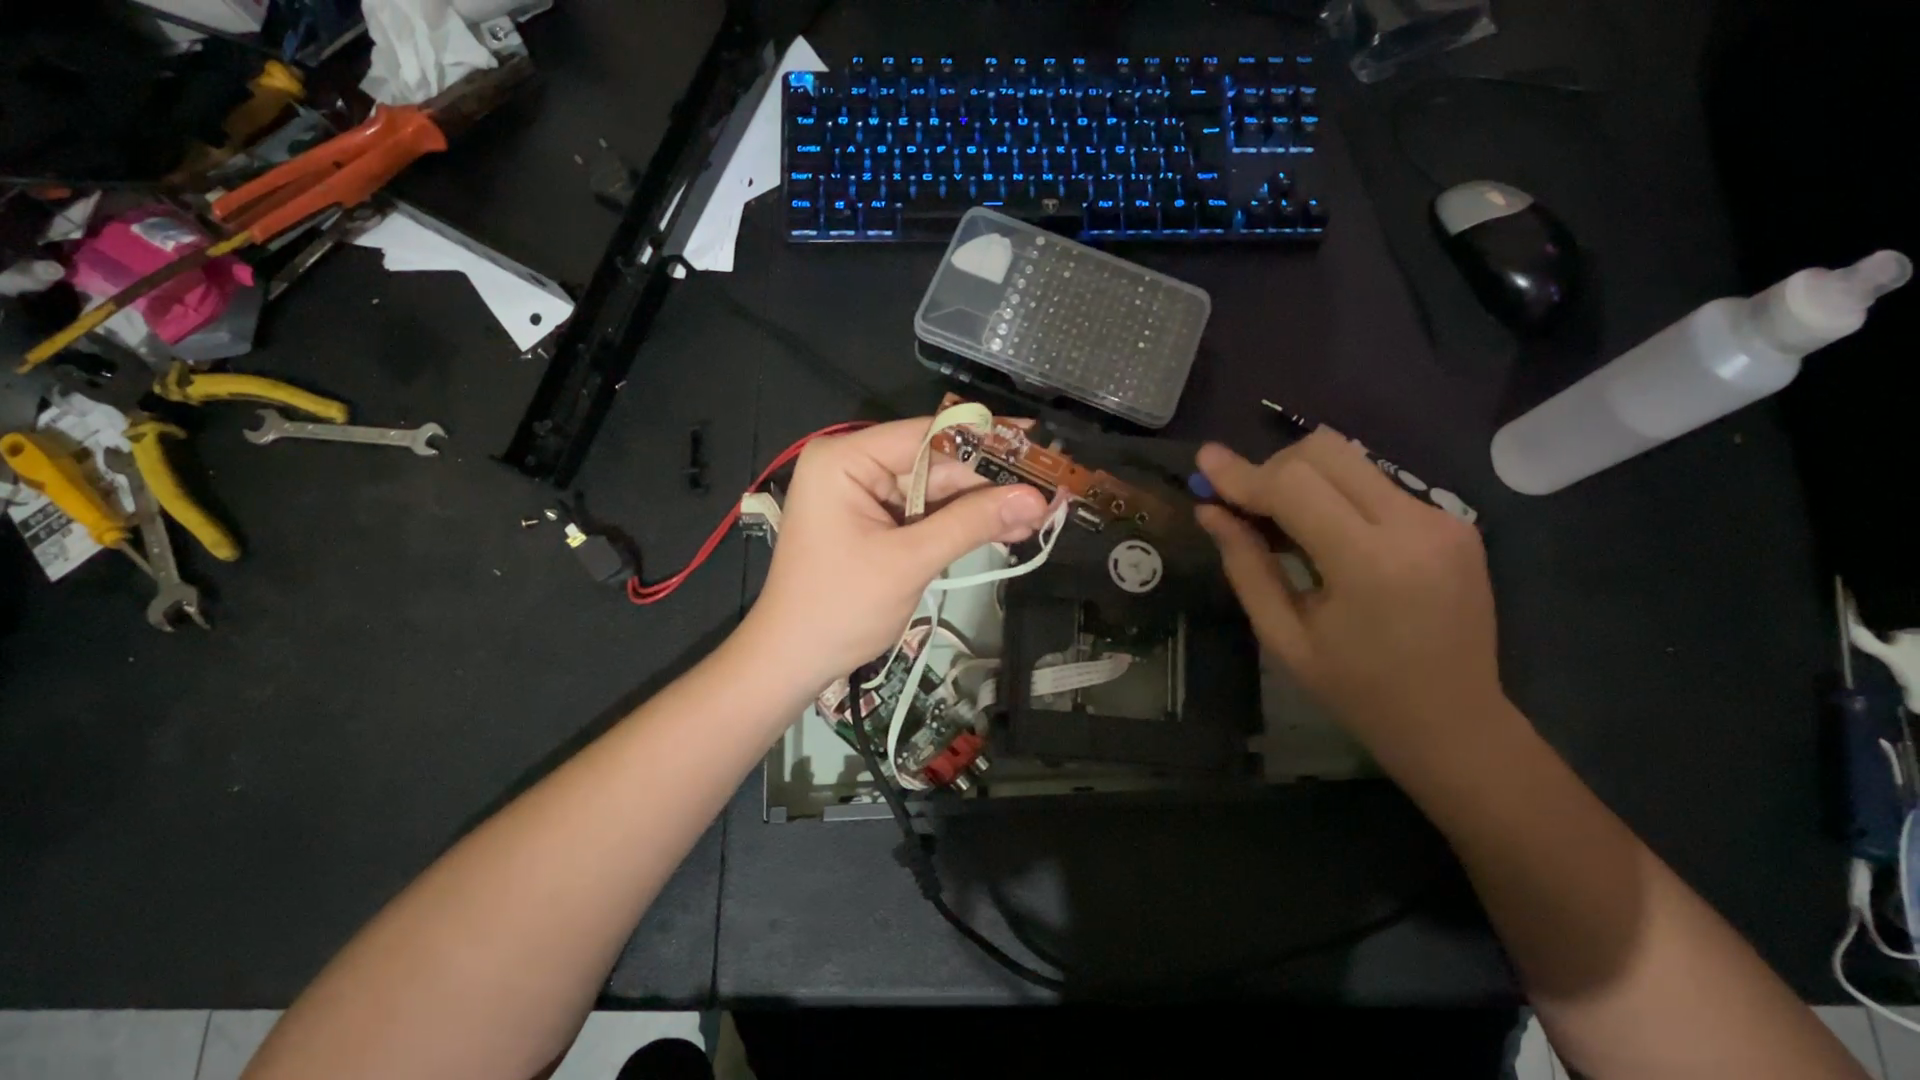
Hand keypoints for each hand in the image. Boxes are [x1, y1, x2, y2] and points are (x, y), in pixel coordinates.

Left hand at [743, 418, 1049, 690]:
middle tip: (1048, 493)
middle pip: (936, 462)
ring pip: (936, 490)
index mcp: (845, 459)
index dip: (986, 440)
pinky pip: (925, 513)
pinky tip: (1004, 528)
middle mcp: (852, 466)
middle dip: (989, 482)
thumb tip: (1037, 498)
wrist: (791, 661)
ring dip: (981, 506)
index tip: (1037, 446)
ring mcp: (862, 495)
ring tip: (1038, 516)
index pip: (927, 435)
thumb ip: (971, 524)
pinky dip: (960, 524)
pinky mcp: (873, 522)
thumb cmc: (839, 607)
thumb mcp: (909, 561)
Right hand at [1193, 431, 1507, 759]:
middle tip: (1247, 506)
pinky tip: (1331, 539)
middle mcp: (1414, 525)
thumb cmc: (1358, 692)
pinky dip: (1341, 497)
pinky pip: (1380, 485)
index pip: (1294, 485)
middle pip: (1327, 451)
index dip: (1243, 474)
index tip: (1204, 465)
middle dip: (1274, 468)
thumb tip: (1210, 511)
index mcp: (1369, 563)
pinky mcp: (1455, 522)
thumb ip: (1247, 567)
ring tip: (1285, 526)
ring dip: (1307, 479)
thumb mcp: (1285, 638)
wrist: (1456, 722)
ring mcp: (1442, 519)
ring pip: (1354, 461)